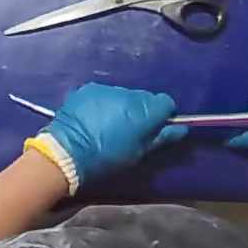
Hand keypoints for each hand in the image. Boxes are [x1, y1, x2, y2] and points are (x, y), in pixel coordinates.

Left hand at [34, 83, 185, 190]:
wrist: (66, 152)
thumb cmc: (106, 158)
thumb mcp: (138, 153)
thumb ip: (162, 138)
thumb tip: (181, 128)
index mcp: (144, 110)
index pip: (165, 103)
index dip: (162, 115)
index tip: (153, 127)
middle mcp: (127, 94)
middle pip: (143, 97)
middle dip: (140, 110)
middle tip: (128, 129)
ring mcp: (105, 89)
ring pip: (122, 95)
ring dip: (120, 106)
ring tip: (107, 124)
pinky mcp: (87, 89)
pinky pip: (102, 94)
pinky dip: (101, 103)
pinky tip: (92, 118)